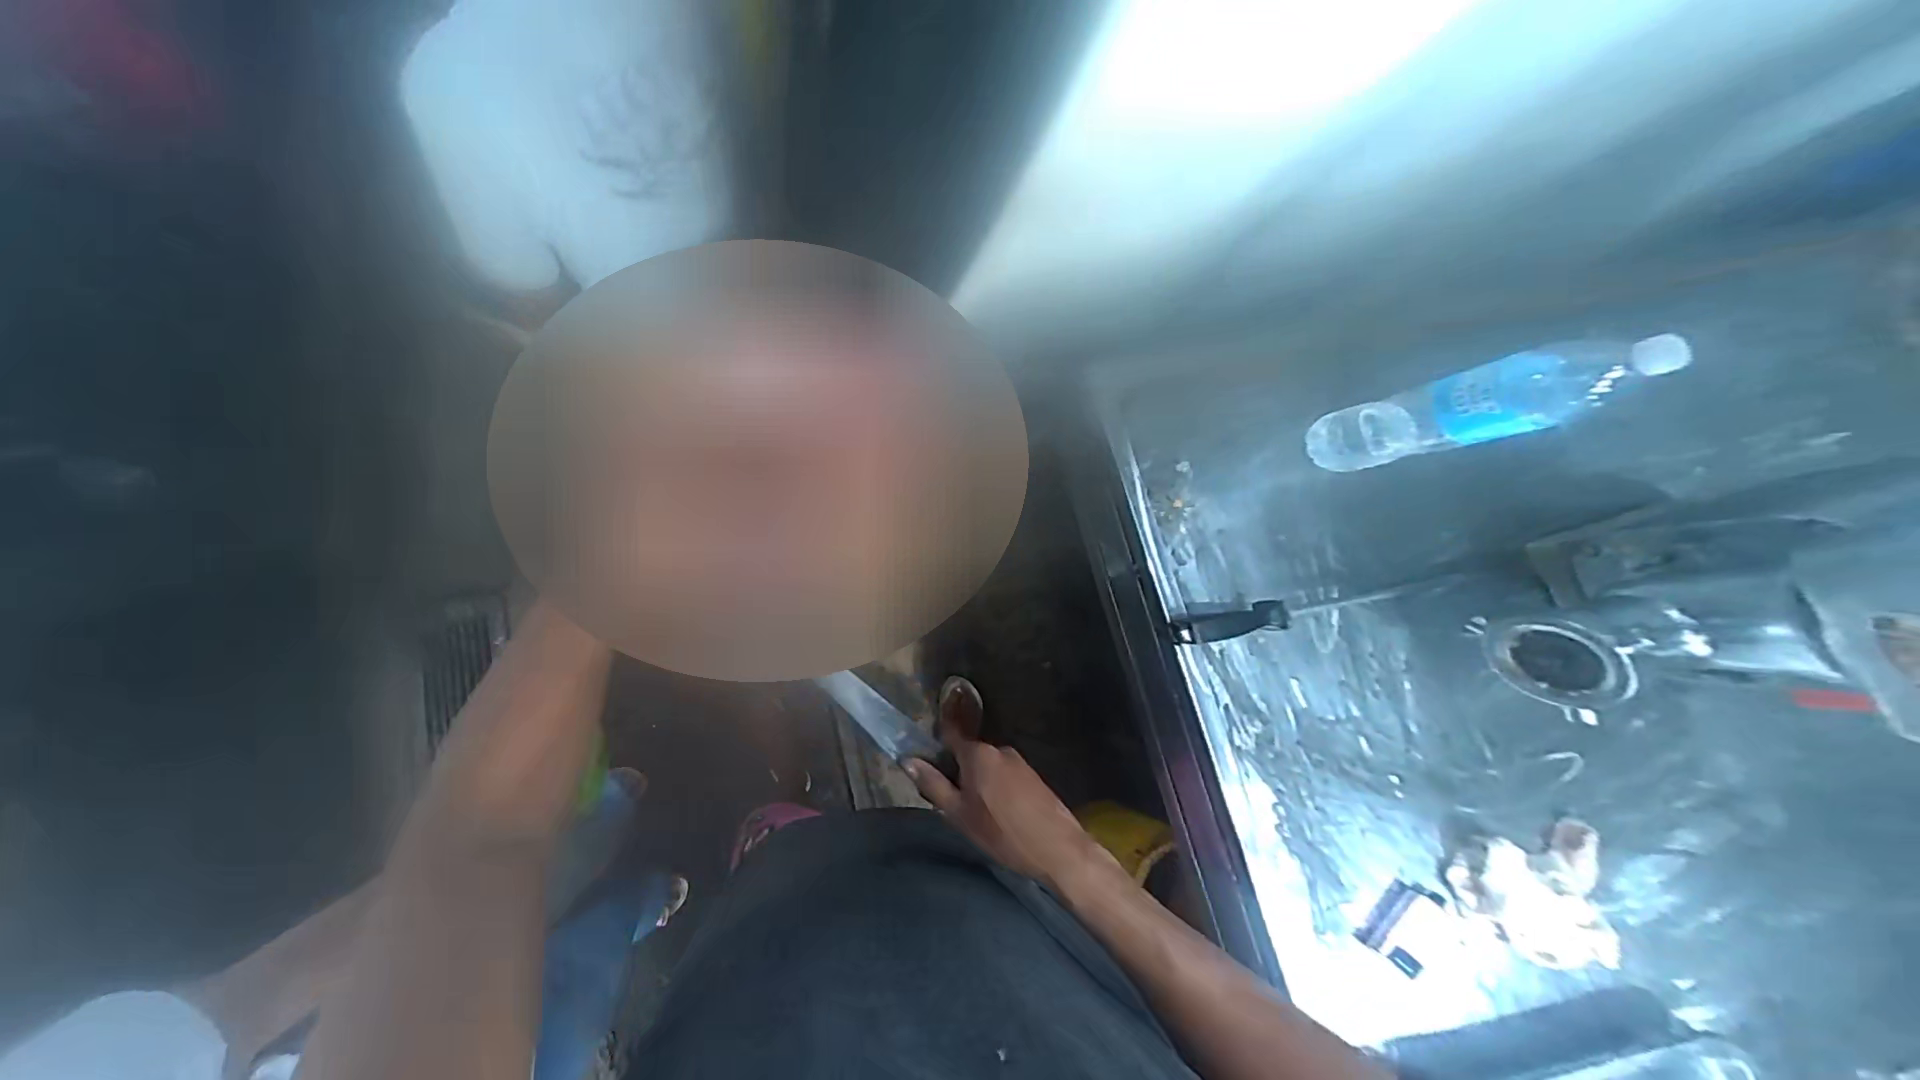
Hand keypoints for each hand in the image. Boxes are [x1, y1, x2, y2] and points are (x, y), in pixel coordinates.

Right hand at [906, 720, 1122, 892]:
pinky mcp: (1033, 775)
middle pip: (969, 754)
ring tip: (979, 814)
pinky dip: (997, 788)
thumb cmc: (1002, 833)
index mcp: (977, 753)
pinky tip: (1000, 814)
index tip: (926, 755)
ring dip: (979, 782)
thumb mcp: (959, 814)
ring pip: (988, 766)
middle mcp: (998, 748)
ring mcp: (1019, 760)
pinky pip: (1005, 775)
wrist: (1057, 848)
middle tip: (953, 802)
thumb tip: (908, 761)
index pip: (951, 733)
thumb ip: (933, 785)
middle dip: (959, 772)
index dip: (937, 742)